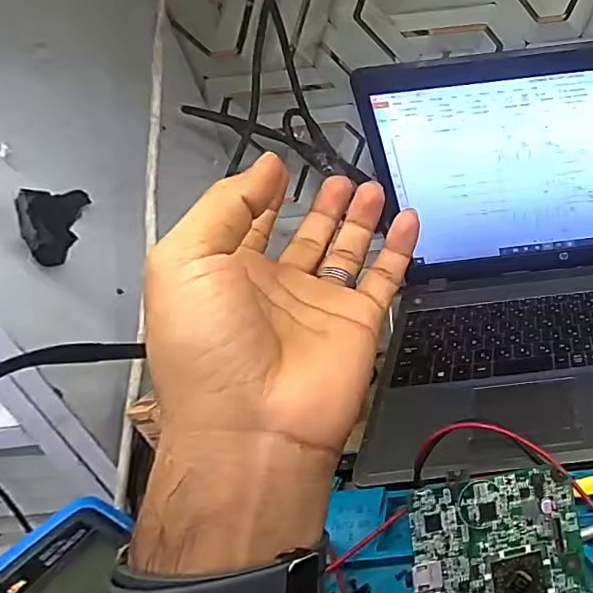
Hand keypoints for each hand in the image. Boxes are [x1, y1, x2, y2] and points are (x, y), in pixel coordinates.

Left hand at [130, 154, 419, 574]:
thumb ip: (226, 205)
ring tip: (371, 188)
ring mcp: (321, 305)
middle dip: (323, 205)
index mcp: (229, 275)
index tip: (282, 167)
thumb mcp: (186, 260)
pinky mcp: (360, 320)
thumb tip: (266, 166)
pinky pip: (385, 275)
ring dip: (360, 220)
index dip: (264, 194)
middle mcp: (277, 289)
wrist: (253, 426)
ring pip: (349, 251)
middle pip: (307, 235)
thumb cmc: (206, 350)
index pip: (250, 224)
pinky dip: (399, 247)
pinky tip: (406, 221)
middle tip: (340, 177)